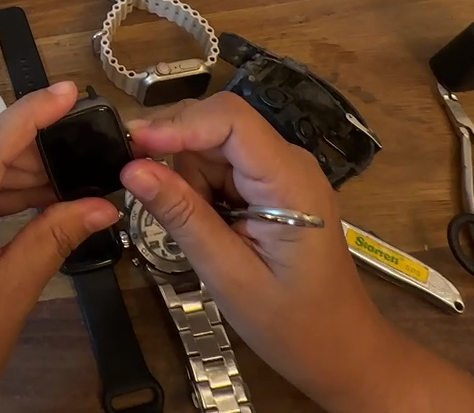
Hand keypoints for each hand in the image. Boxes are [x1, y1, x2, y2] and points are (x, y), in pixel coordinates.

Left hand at [0, 81, 120, 412]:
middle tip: (90, 142)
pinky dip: (7, 190)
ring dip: (27, 171)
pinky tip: (47, 192)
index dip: (33, 113)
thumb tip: (102, 205)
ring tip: (79, 170)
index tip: (67, 91)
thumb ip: (54, 237)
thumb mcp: (11, 293)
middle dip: (39, 147)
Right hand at [122, 93, 473, 412]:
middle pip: (214, 121)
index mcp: (291, 182)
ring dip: (184, 172)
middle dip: (173, 147)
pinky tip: (205, 220)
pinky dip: (195, 183)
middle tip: (138, 183)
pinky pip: (214, 159)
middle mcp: (286, 160)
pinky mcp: (265, 178)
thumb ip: (182, 216)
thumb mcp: (229, 275)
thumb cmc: (294, 325)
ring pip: (207, 140)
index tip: (134, 144)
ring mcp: (277, 167)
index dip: (179, 123)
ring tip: (195, 227)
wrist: (343, 354)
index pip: (231, 119)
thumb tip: (130, 169)